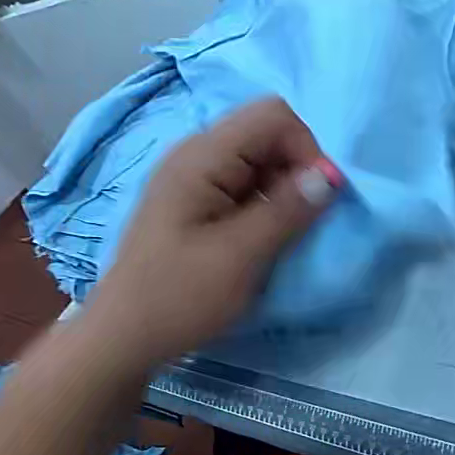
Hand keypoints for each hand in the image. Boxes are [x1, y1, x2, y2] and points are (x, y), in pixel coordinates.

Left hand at [83, 97, 338, 365]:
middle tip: (302, 221)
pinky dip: (265, 203)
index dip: (306, 149)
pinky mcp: (195, 201)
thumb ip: (287, 209)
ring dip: (283, 189)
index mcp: (202, 157)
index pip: (273, 116)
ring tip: (283, 234)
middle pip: (266, 133)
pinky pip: (243, 183)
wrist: (124, 337)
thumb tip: (331, 175)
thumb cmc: (179, 296)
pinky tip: (263, 238)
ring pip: (258, 160)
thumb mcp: (240, 255)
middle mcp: (196, 154)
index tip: (317, 199)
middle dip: (296, 170)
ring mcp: (193, 177)